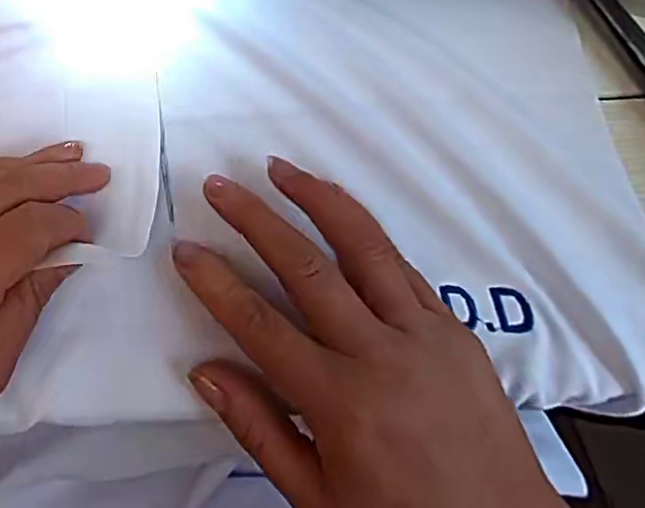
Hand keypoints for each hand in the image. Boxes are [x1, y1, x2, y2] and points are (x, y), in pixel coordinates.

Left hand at [0, 142, 107, 507]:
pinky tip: (12, 169)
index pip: (26, 229)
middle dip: (55, 176)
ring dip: (25, 164)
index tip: (92, 231)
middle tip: (96, 170)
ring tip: (65, 153)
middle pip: (6, 189)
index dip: (66, 224)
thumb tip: (66, 258)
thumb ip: (26, 304)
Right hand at [172, 156, 560, 507]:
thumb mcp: (319, 499)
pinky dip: (365, 233)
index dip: (214, 282)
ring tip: (281, 170)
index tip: (187, 252)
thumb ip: (257, 428)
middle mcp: (386, 360)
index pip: (259, 324)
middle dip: (254, 218)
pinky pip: (403, 268)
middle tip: (219, 187)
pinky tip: (338, 213)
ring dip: (316, 199)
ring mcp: (428, 340)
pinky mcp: (457, 334)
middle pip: (305, 267)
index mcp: (344, 405)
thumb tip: (206, 372)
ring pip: (364, 247)